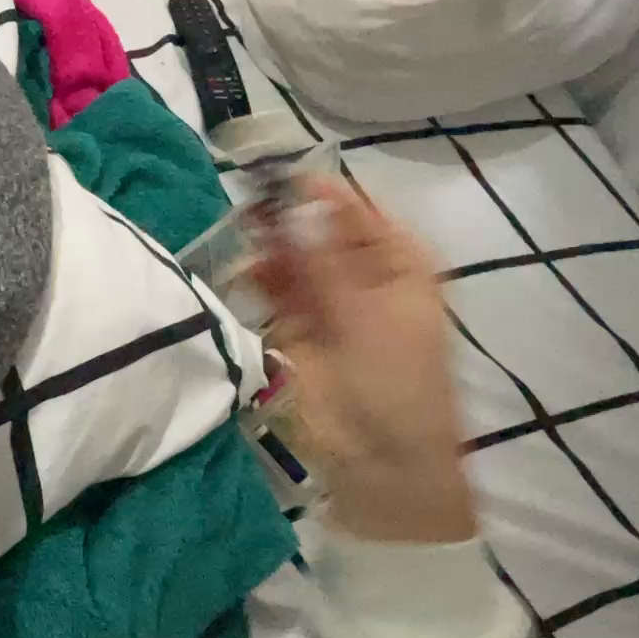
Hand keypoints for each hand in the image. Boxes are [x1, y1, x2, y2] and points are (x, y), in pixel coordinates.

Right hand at [252, 176, 475, 542]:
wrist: (376, 459)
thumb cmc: (394, 383)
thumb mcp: (370, 314)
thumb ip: (328, 259)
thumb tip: (300, 202)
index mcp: (398, 264)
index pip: (357, 212)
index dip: (319, 193)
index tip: (278, 178)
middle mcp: (359, 274)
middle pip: (315, 231)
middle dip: (284, 218)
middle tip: (249, 208)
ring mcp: (323, 300)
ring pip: (287, 258)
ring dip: (265, 248)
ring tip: (241, 240)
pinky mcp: (290, 326)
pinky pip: (268, 290)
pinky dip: (253, 279)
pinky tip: (240, 272)